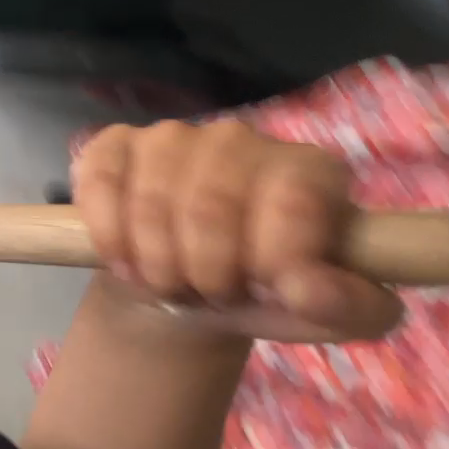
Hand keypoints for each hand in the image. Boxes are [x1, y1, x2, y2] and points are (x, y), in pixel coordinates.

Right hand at [73, 120, 403, 343]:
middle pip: (210, 207)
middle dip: (204, 269)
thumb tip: (307, 289)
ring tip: (165, 283)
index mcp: (306, 168)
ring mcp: (168, 135)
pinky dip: (108, 233)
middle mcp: (237, 137)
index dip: (272, 261)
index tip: (262, 294)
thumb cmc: (262, 291)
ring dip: (153, 259)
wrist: (184, 282)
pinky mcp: (111, 143)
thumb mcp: (326, 313)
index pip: (294, 204)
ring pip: (151, 201)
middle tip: (206, 295)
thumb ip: (349, 306)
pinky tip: (120, 259)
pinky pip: (100, 183)